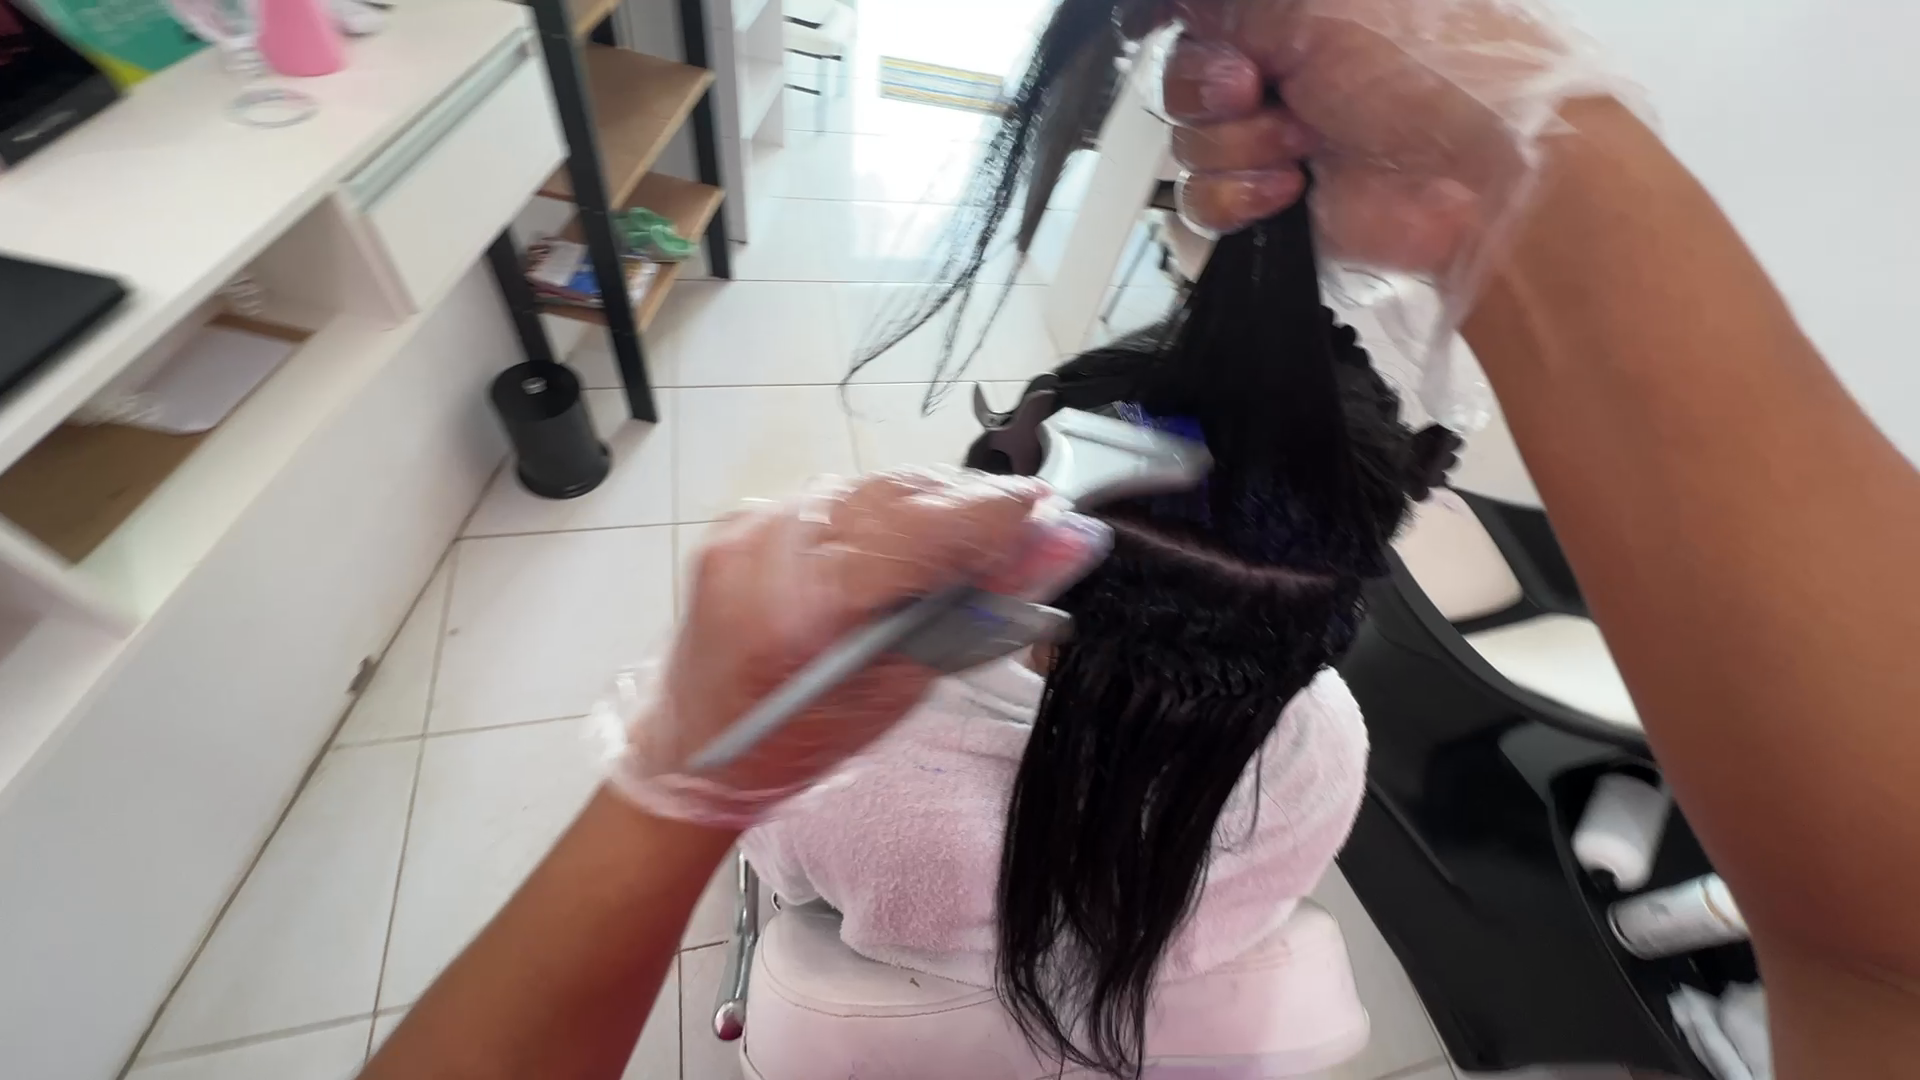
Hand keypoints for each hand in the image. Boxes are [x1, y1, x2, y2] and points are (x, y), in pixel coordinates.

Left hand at [600, 467, 1108, 827]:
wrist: (693, 747)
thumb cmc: (790, 748)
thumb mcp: (892, 697)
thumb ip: (964, 622)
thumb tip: (1032, 564)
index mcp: (797, 610)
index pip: (914, 534)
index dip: (987, 515)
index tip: (1042, 508)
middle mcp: (764, 548)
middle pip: (894, 496)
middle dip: (968, 501)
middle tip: (1024, 519)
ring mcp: (747, 526)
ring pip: (868, 487)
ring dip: (931, 501)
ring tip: (977, 524)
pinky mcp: (743, 520)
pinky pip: (835, 497)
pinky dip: (884, 507)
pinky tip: (914, 527)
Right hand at [1164, 0, 1617, 274]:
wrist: (1470, 176)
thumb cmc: (1432, 70)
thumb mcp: (1322, 1)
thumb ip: (1238, 1)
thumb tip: (1178, 2)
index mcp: (1294, 10)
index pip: (1202, 14)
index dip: (1178, 25)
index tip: (1157, 28)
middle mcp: (1278, 70)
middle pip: (1182, 81)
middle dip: (1210, 93)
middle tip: (1257, 89)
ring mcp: (1270, 136)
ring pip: (1189, 146)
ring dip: (1238, 149)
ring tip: (1301, 144)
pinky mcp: (1266, 197)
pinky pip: (1201, 202)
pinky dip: (1237, 197)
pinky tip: (1287, 188)